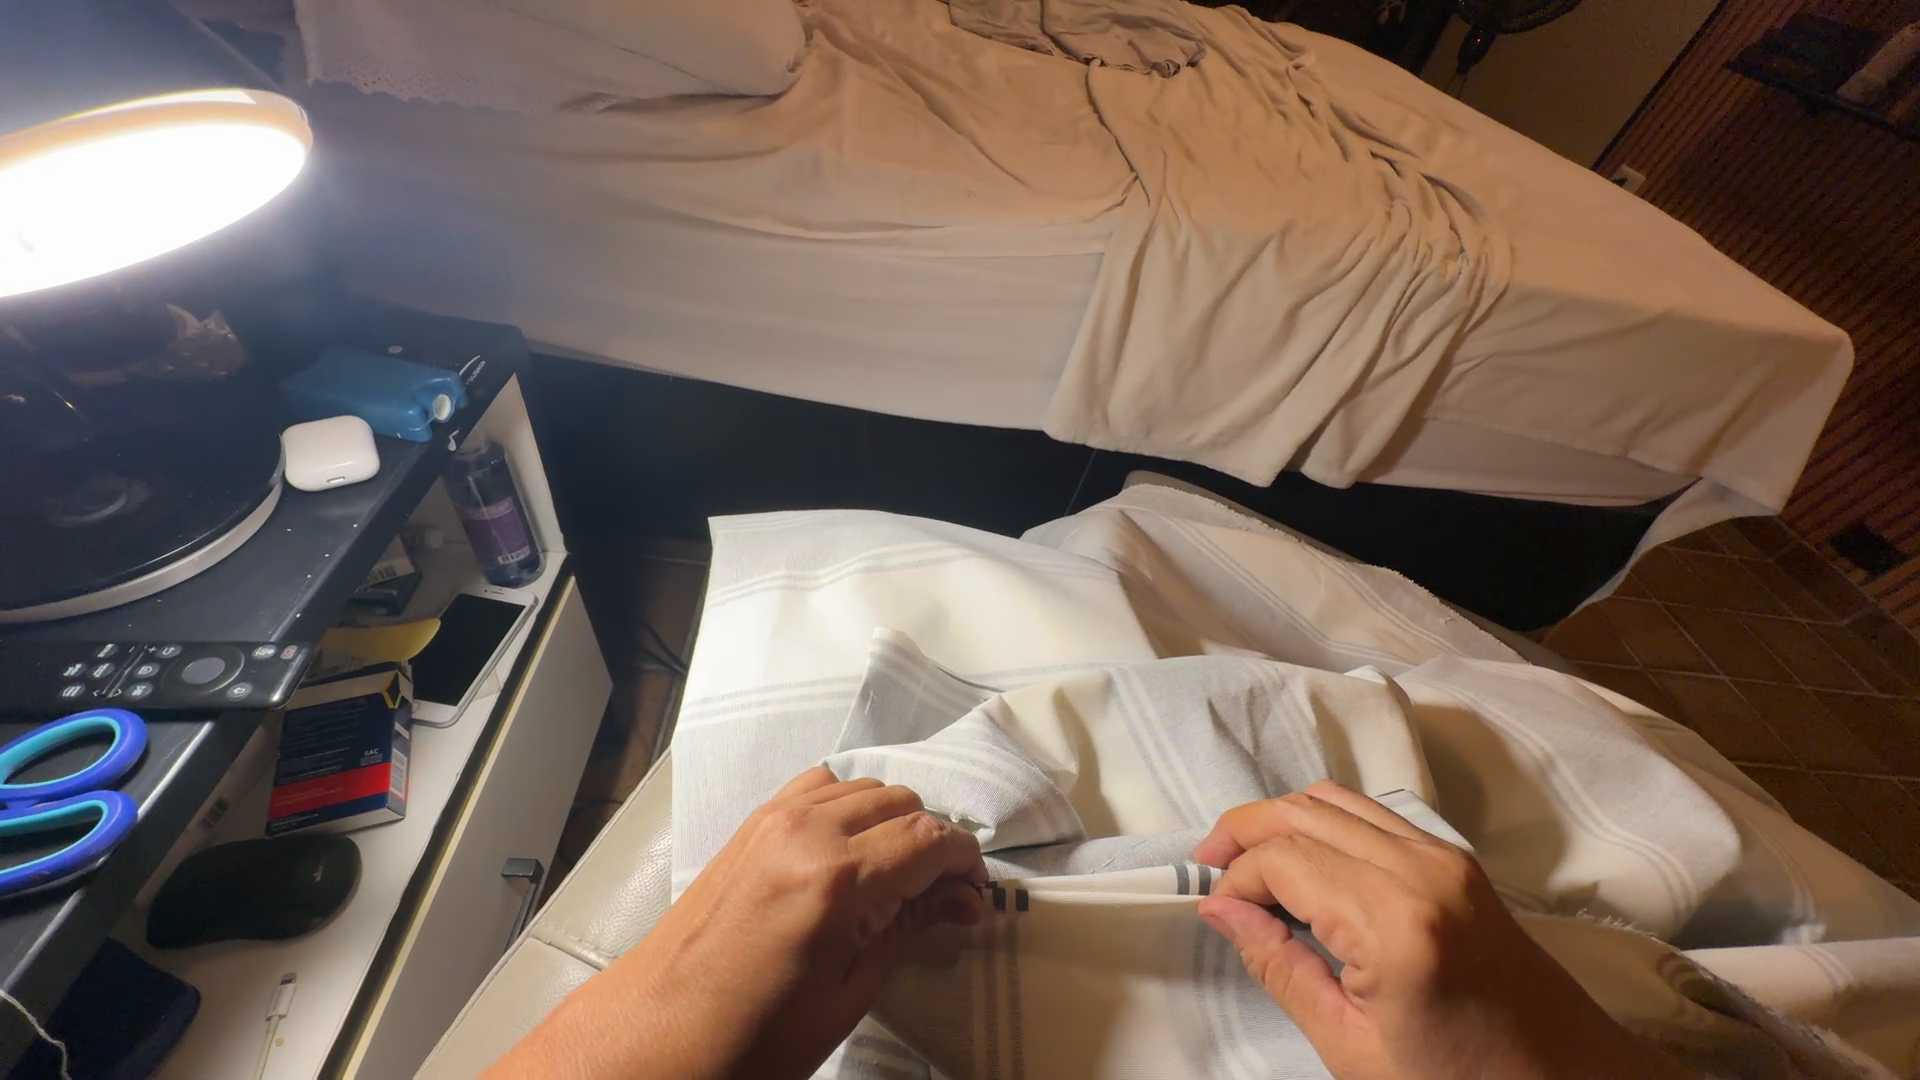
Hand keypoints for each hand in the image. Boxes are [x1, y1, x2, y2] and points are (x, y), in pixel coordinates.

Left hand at [489, 768, 986, 1079]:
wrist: (656, 1035)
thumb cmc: (755, 1038)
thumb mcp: (848, 992)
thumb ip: (910, 926)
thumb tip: (965, 898)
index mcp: (837, 878)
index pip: (930, 839)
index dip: (965, 861)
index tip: (975, 892)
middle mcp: (810, 829)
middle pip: (903, 803)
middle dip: (932, 843)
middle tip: (937, 894)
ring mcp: (777, 816)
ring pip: (866, 786)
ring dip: (893, 821)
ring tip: (894, 875)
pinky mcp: (755, 819)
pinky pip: (821, 784)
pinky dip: (850, 803)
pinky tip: (848, 845)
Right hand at [1194, 782, 1690, 1079]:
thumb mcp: (1353, 1048)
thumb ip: (1277, 967)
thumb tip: (1219, 908)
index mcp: (1395, 924)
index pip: (1282, 860)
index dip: (1236, 878)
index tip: (1218, 910)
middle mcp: (1419, 869)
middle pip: (1299, 812)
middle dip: (1243, 829)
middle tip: (1208, 861)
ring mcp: (1441, 854)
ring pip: (1329, 798)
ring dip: (1277, 818)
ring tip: (1246, 854)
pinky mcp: (1453, 856)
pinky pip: (1365, 810)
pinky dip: (1318, 818)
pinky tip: (1301, 854)